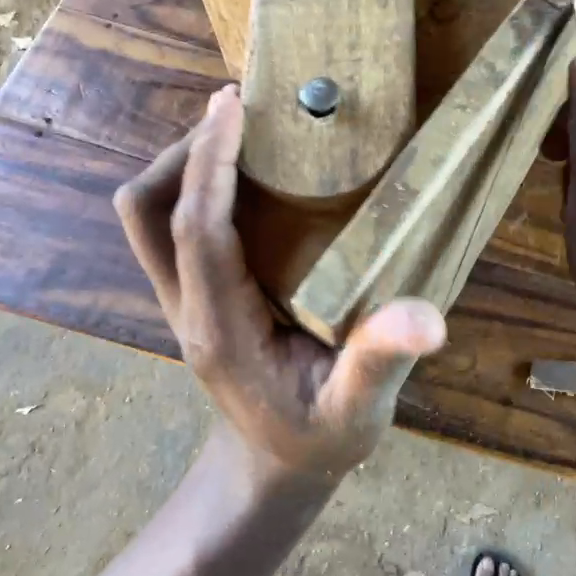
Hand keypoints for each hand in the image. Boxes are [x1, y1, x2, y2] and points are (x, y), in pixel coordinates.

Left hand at [114, 85, 446, 485]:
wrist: (275, 469)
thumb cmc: (318, 438)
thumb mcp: (358, 409)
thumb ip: (382, 360)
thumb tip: (428, 321)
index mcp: (221, 328)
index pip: (197, 230)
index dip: (210, 164)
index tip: (234, 106)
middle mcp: (187, 307)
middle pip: (147, 212)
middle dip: (187, 152)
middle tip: (243, 110)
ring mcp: (181, 301)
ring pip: (147, 217)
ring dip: (183, 165)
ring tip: (241, 130)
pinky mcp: (193, 294)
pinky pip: (170, 226)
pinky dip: (194, 186)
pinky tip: (247, 173)